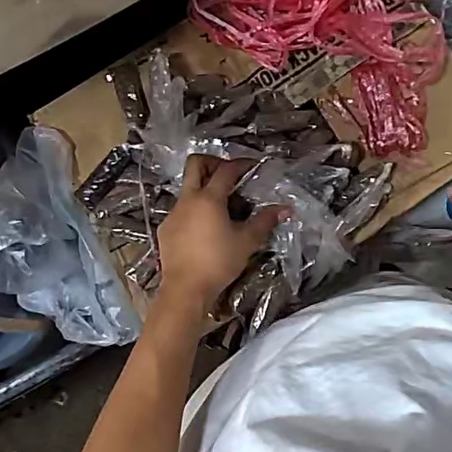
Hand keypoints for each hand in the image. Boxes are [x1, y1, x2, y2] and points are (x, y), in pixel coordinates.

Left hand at [156, 156, 287, 302]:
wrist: (185, 289)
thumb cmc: (218, 263)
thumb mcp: (247, 242)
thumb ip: (265, 221)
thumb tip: (285, 209)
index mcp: (209, 199)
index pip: (226, 170)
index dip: (241, 164)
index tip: (253, 166)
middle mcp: (188, 200)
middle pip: (196, 164)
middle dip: (213, 162)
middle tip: (229, 175)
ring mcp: (174, 213)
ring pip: (187, 188)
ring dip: (204, 188)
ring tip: (222, 207)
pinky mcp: (166, 229)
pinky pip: (181, 210)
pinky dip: (195, 210)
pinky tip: (206, 229)